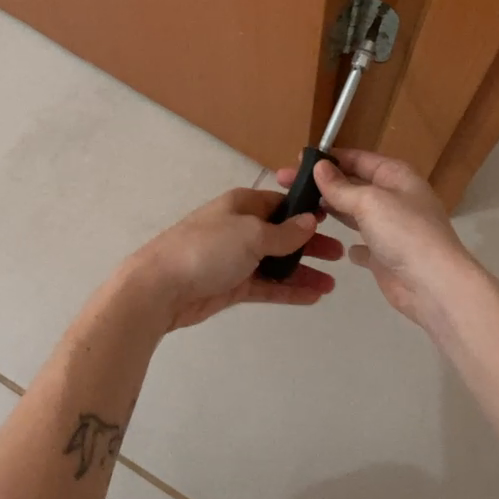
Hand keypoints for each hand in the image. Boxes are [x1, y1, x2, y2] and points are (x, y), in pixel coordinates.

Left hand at [126, 188, 341, 330]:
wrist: (159, 288)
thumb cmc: (207, 249)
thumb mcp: (251, 234)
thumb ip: (284, 232)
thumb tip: (310, 221)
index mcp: (242, 204)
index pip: (281, 202)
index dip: (306, 211)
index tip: (333, 220)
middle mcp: (240, 228)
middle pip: (282, 234)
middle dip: (310, 244)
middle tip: (339, 256)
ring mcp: (235, 258)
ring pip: (276, 262)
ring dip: (303, 271)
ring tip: (331, 284)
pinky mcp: (231, 285)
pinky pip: (266, 285)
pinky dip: (288, 290)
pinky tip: (312, 297)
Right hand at [276, 150, 476, 325]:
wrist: (433, 285)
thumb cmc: (404, 232)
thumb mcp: (370, 201)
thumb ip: (341, 187)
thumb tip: (319, 167)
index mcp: (396, 176)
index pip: (358, 159)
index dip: (329, 158)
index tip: (297, 161)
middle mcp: (395, 198)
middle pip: (354, 185)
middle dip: (322, 184)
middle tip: (285, 184)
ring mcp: (391, 229)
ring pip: (356, 213)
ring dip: (332, 210)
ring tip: (299, 209)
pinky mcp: (386, 257)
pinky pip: (364, 244)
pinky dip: (350, 244)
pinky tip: (334, 245)